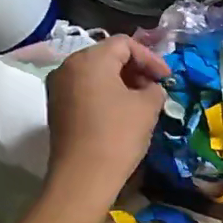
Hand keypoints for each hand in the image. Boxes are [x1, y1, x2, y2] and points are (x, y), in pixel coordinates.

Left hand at [44, 35, 169, 210]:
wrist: (82, 178)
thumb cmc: (117, 136)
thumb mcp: (147, 108)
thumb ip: (154, 88)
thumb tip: (151, 88)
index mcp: (89, 59)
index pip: (125, 44)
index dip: (151, 58)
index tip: (167, 78)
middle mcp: (67, 67)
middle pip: (106, 56)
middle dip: (134, 70)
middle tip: (155, 88)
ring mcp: (57, 88)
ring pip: (94, 75)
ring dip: (120, 83)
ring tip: (141, 102)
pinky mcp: (55, 109)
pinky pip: (84, 92)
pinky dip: (103, 96)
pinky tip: (120, 114)